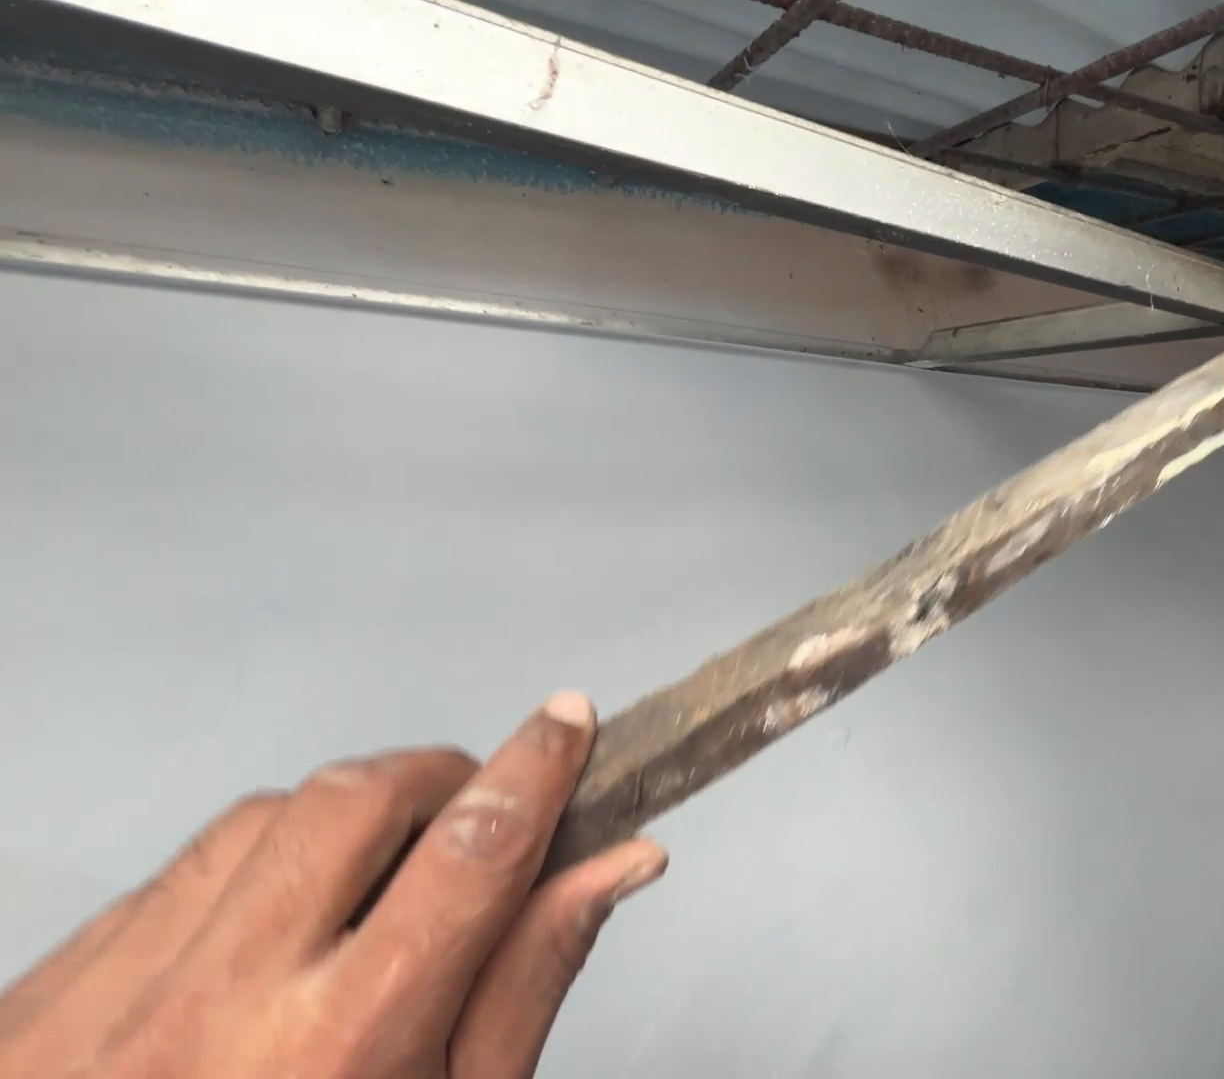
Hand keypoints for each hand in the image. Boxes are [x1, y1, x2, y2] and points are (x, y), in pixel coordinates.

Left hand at [0, 691, 665, 1077]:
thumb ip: (538, 969)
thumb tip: (626, 856)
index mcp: (341, 1052)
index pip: (468, 856)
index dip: (535, 768)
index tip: (570, 717)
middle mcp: (206, 1015)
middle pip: (356, 801)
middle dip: (440, 777)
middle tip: (472, 810)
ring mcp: (94, 1006)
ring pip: (265, 816)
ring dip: (350, 815)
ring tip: (372, 879)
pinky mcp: (29, 1001)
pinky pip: (179, 870)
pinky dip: (261, 862)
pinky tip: (276, 926)